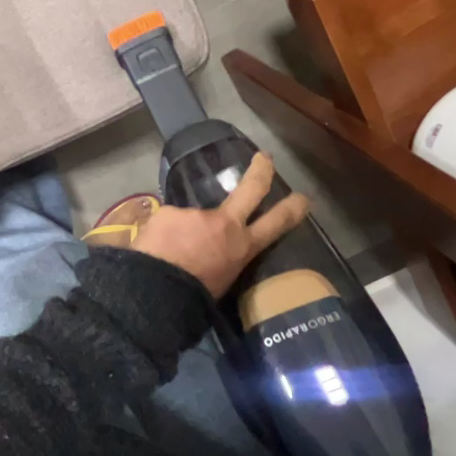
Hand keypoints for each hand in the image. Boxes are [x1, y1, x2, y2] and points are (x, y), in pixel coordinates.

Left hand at [130, 153, 308, 296]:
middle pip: (250, 190)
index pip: (274, 224)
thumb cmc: (193, 297)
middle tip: (264, 157)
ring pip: (190, 219)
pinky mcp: (169, 211)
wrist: (158, 291)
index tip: (302, 197)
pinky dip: (160, 235)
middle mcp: (224, 224)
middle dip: (260, 172)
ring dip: (180, 231)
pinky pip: (164, 224)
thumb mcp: (221, 283)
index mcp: (242, 247)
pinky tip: (153, 250)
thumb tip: (211, 256)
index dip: (290, 210)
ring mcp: (196, 214)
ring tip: (166, 253)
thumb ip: (222, 261)